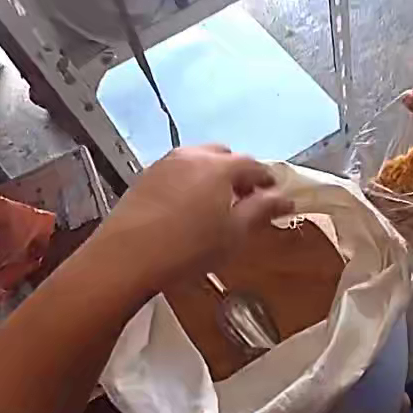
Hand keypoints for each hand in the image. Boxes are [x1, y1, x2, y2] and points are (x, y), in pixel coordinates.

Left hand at [88, 145, 294, 292]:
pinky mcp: (146, 176)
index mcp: (221, 166)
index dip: (267, 179)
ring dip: (213, 175)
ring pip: (199, 160)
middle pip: (225, 156)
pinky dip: (191, 181)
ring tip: (215, 203)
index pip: (254, 165)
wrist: (126, 257)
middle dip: (239, 173)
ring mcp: (166, 163)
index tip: (274, 195)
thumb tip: (285, 198)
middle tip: (245, 199)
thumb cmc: (190, 247)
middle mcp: (194, 155)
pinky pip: (178, 171)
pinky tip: (187, 206)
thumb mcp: (235, 233)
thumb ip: (262, 210)